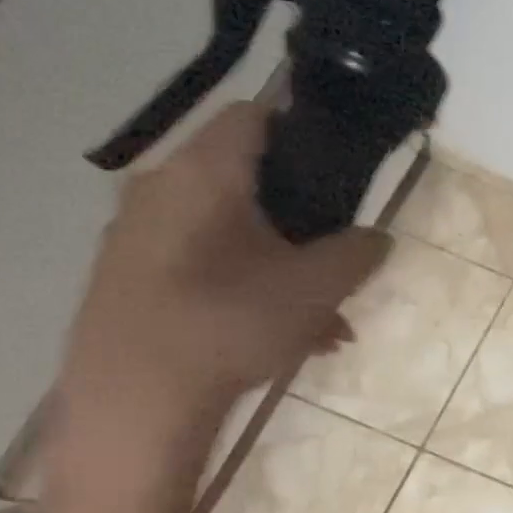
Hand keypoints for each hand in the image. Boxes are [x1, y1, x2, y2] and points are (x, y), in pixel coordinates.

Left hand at [60, 102, 388, 420]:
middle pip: (246, 181)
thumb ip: (357, 253)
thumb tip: (377, 236)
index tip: (345, 165)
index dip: (302, 130)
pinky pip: (208, 262)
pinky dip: (252, 284)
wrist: (137, 395)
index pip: (252, 117)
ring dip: (285, 262)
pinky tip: (289, 335)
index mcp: (203, 175)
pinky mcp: (134, 275)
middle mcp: (162, 189)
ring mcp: (141, 233)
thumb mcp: (318, 288)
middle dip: (304, 217)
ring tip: (329, 317)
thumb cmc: (231, 322)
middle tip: (344, 256)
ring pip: (232, 230)